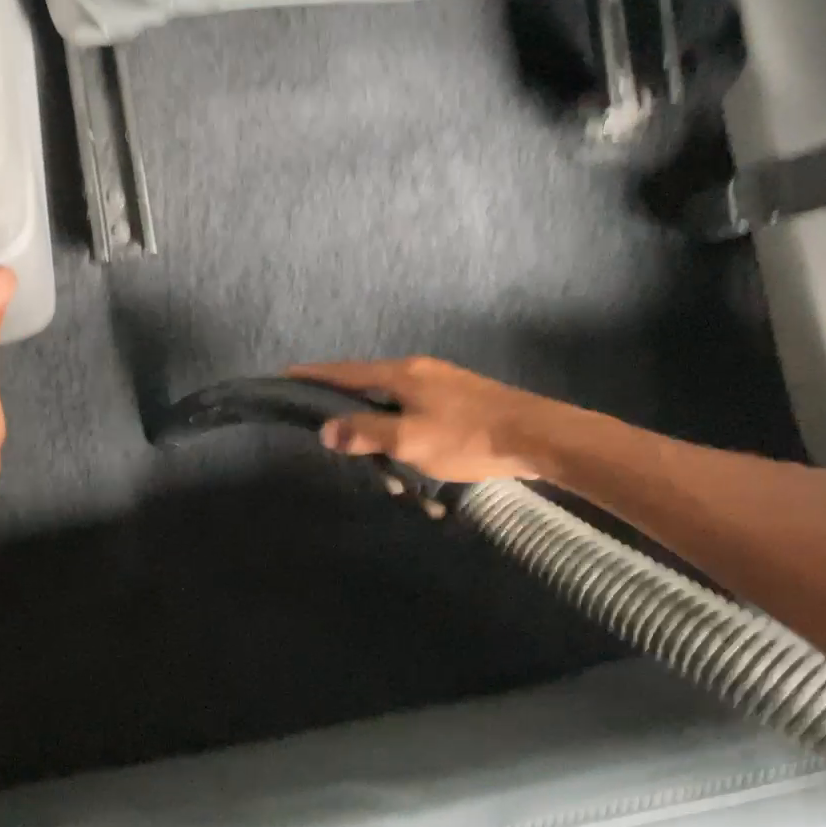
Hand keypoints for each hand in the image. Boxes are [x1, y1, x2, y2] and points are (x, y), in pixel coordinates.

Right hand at [289, 358, 567, 481]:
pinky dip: (401, 430)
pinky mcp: (461, 399)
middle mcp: (418, 370)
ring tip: (370, 454)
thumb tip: (325, 429)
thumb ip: (364, 433)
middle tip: (322, 421)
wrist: (539, 437)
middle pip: (367, 383)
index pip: (344, 371)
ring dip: (377, 426)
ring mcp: (442, 383)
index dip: (314, 375)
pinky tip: (409, 456)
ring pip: (393, 401)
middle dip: (344, 404)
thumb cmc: (467, 437)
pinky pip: (415, 411)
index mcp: (400, 374)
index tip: (286, 374)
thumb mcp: (407, 440)